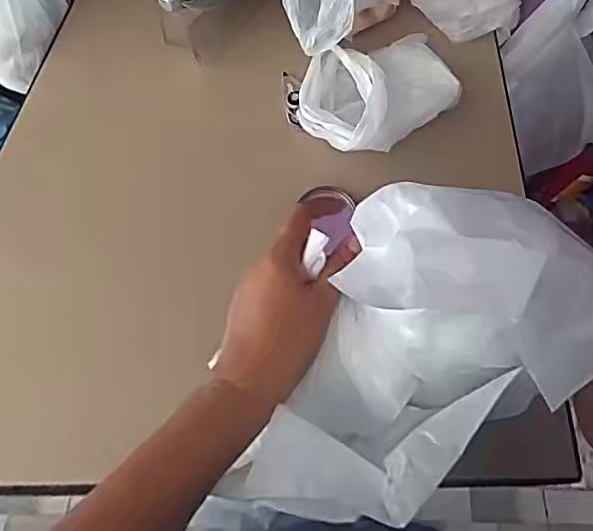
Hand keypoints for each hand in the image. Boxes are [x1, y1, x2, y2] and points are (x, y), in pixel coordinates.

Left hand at [211, 203, 359, 410]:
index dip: (321, 206)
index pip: (300, 216)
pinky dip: (287, 291)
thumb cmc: (284, 346)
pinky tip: (296, 319)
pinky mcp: (243, 307)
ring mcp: (247, 287)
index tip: (336, 208)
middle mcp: (258, 267)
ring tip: (314, 304)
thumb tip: (350, 244)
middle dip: (314, 251)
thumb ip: (337, 268)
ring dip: (300, 274)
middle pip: (291, 243)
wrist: (244, 387)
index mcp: (278, 259)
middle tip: (332, 272)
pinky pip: (270, 286)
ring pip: (281, 267)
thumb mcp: (322, 303)